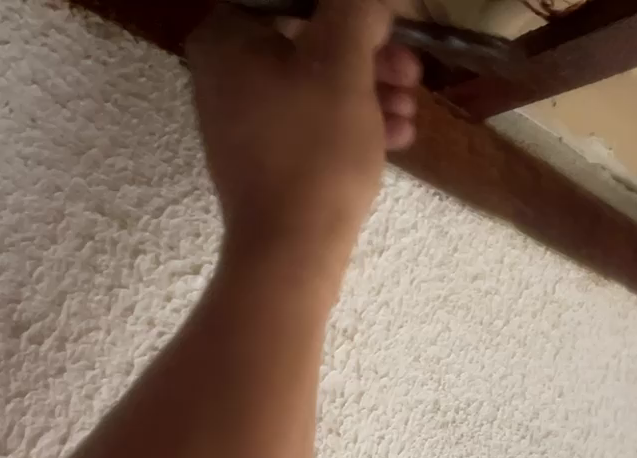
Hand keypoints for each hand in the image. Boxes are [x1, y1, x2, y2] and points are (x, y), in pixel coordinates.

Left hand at [186, 0, 421, 271]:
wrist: (291, 255)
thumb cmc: (315, 153)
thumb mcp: (343, 65)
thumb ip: (356, 10)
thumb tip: (368, 3)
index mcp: (228, 37)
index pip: (296, 1)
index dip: (351, 12)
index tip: (391, 30)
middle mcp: (225, 75)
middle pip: (308, 43)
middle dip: (368, 56)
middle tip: (412, 73)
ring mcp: (243, 124)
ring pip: (316, 89)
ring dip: (369, 93)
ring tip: (411, 111)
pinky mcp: (265, 164)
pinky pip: (312, 128)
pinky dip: (351, 128)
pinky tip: (395, 139)